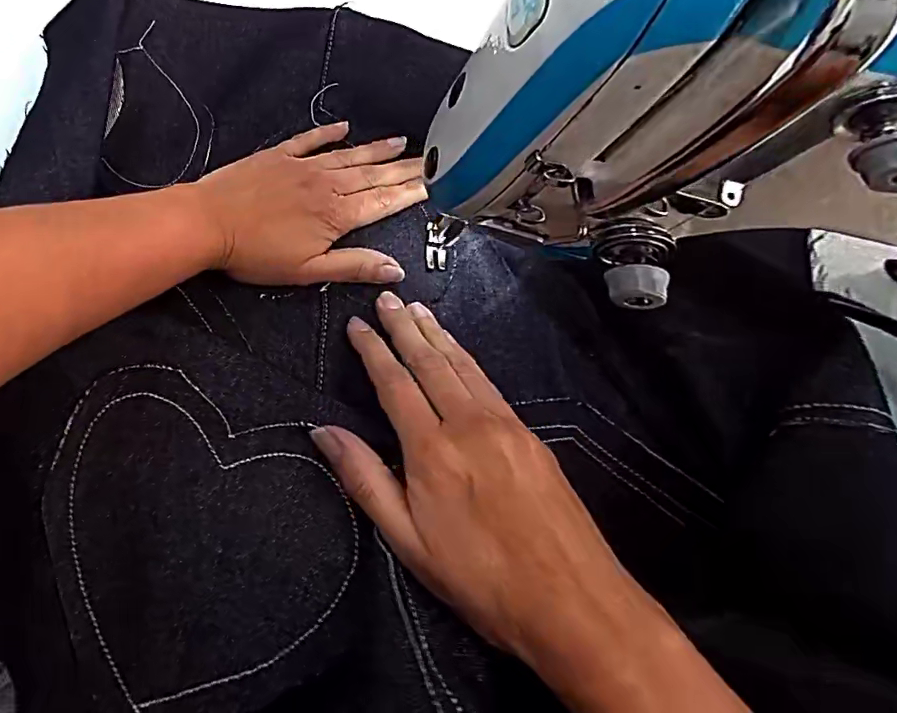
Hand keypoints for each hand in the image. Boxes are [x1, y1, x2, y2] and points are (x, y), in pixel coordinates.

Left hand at [189, 121, 425, 285]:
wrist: (207, 222)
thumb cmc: (253, 252)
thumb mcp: (307, 270)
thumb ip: (353, 266)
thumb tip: (393, 269)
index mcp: (336, 214)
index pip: (384, 201)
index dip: (410, 193)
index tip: (432, 184)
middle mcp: (326, 184)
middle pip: (374, 174)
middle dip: (404, 168)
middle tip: (428, 160)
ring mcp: (303, 166)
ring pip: (349, 155)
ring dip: (376, 149)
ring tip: (400, 143)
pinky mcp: (279, 156)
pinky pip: (311, 140)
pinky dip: (329, 132)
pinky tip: (344, 127)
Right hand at [310, 295, 746, 711]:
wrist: (571, 598)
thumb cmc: (480, 579)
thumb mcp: (409, 541)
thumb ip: (365, 479)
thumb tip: (324, 431)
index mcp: (432, 449)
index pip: (394, 383)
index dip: (373, 350)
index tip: (357, 324)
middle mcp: (468, 422)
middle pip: (429, 361)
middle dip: (404, 327)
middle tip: (387, 298)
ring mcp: (503, 423)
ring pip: (462, 364)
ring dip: (436, 333)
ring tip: (418, 309)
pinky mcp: (528, 432)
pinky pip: (487, 380)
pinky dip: (465, 356)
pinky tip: (459, 351)